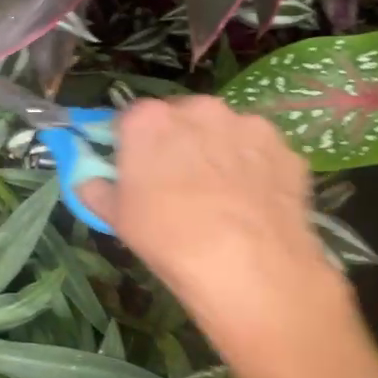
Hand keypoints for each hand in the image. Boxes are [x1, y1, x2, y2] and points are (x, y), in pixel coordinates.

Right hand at [80, 97, 355, 355]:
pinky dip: (252, 168)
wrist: (251, 268)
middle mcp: (199, 109)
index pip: (129, 118)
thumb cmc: (167, 236)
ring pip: (223, 132)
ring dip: (216, 150)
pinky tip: (249, 201)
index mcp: (148, 119)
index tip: (132, 166)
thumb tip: (90, 180)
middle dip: (175, 140)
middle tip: (173, 179)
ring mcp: (249, 127)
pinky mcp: (287, 150)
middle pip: (180, 117)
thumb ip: (94, 187)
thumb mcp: (114, 215)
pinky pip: (258, 153)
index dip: (129, 142)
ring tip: (218, 192)